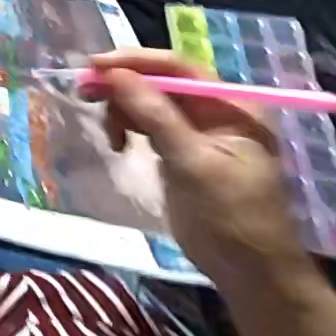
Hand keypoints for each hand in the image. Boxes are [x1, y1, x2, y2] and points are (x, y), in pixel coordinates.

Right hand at [83, 50, 314, 292]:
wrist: (249, 274)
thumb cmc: (232, 215)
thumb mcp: (192, 162)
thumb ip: (154, 114)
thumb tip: (113, 73)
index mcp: (231, 105)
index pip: (177, 66)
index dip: (135, 61)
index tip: (95, 64)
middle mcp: (213, 109)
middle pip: (157, 80)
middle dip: (121, 84)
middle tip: (86, 91)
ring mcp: (194, 129)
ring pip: (144, 100)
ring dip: (119, 108)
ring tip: (109, 134)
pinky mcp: (177, 148)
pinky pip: (143, 121)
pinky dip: (125, 126)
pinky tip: (118, 144)